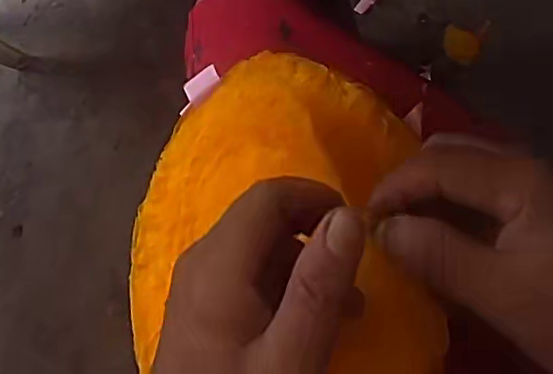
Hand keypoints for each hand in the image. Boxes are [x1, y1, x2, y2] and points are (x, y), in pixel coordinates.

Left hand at [153, 177, 367, 373]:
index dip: (316, 197)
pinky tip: (307, 328)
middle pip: (263, 220)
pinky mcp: (199, 320)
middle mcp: (201, 263)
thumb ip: (318, 286)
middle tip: (356, 276)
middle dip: (314, 236)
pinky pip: (246, 282)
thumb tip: (349, 215)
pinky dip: (283, 291)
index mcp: (217, 261)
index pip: (270, 195)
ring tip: (344, 311)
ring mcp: (195, 292)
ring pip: (257, 251)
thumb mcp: (290, 360)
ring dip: (304, 267)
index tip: (357, 226)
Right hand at [370, 136, 552, 373]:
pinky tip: (440, 238)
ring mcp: (537, 186)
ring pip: (467, 172)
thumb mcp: (508, 295)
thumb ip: (443, 256)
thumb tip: (384, 229)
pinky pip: (484, 195)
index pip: (438, 163)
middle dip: (411, 180)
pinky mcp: (543, 211)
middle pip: (451, 154)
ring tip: (400, 227)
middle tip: (379, 219)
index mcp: (517, 175)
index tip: (362, 217)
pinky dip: (454, 210)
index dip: (395, 186)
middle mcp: (525, 165)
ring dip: (431, 193)